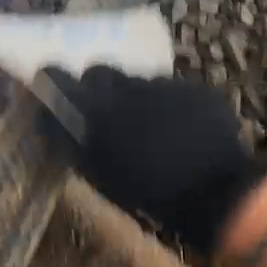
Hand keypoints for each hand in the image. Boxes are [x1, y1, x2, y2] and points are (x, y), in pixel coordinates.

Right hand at [45, 67, 266, 253]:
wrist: (218, 195)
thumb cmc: (149, 195)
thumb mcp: (99, 174)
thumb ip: (71, 141)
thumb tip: (48, 117)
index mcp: (97, 109)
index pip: (56, 77)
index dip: (51, 80)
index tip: (51, 87)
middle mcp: (127, 86)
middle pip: (99, 71)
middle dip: (97, 87)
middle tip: (105, 113)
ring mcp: (164, 84)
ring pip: (138, 80)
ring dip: (136, 97)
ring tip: (150, 128)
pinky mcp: (195, 88)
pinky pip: (173, 90)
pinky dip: (171, 106)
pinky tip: (182, 131)